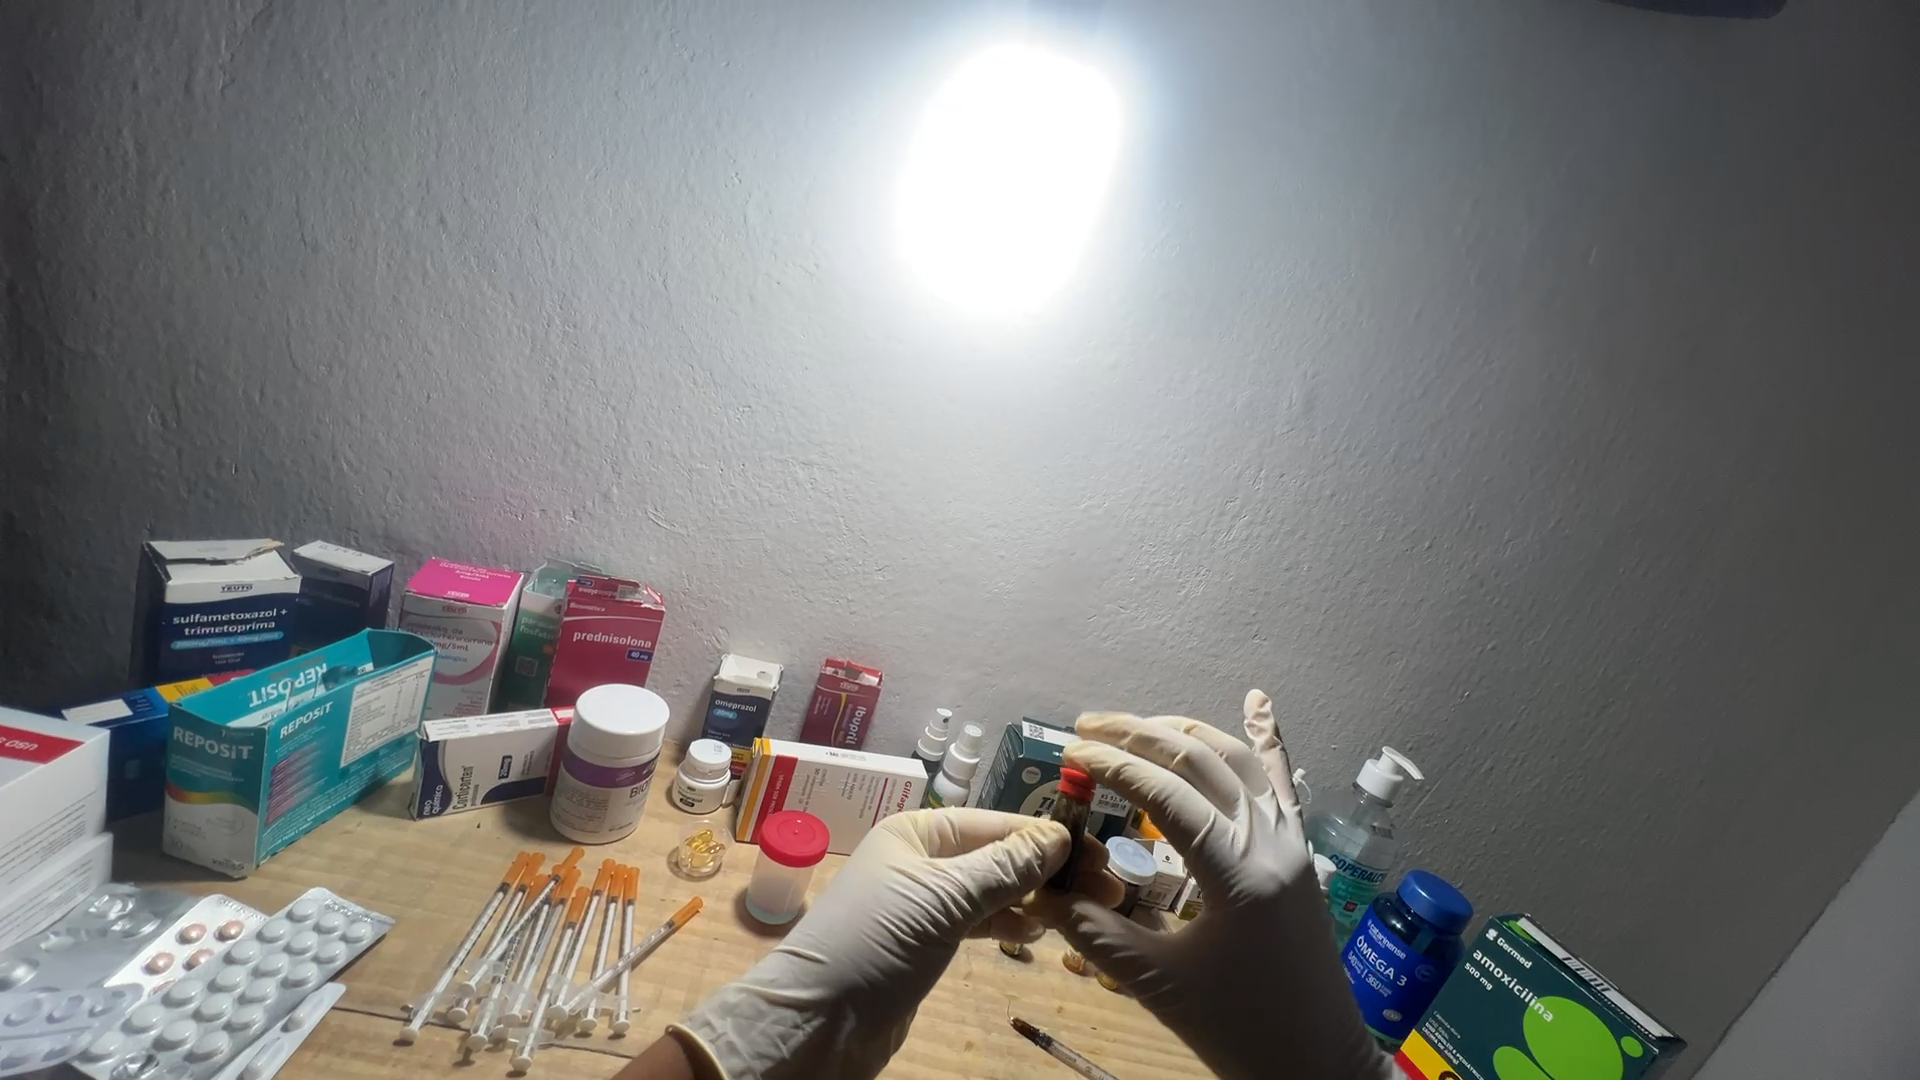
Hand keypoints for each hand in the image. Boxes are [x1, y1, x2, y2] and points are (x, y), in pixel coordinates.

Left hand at [670, 808, 1117, 1079]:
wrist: (816, 1028)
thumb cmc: (875, 945)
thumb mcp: (943, 901)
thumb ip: (1003, 868)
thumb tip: (1058, 835)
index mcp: (918, 831)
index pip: (994, 824)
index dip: (1045, 836)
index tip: (1096, 850)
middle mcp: (921, 857)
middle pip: (996, 854)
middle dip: (1046, 868)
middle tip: (1104, 885)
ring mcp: (923, 899)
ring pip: (990, 888)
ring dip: (1032, 896)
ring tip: (1082, 907)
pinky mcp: (925, 939)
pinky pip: (976, 919)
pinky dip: (1006, 922)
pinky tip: (1036, 931)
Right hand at [1030, 702, 1396, 1079]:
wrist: (1319, 1067)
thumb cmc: (1238, 1032)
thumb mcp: (1156, 984)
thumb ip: (1091, 930)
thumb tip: (1038, 885)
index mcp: (1237, 874)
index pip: (1165, 793)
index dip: (1112, 766)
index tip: (1070, 753)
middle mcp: (1270, 841)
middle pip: (1197, 759)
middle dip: (1135, 735)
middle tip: (1084, 727)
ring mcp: (1291, 838)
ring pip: (1234, 757)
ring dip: (1180, 730)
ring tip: (1133, 726)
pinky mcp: (1299, 846)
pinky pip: (1283, 778)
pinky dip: (1267, 734)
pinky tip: (1257, 699)